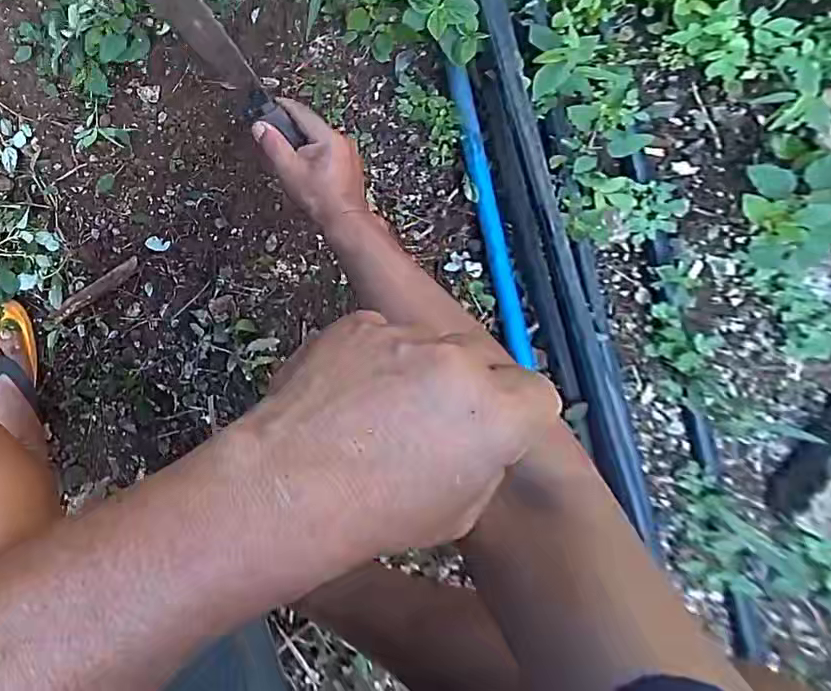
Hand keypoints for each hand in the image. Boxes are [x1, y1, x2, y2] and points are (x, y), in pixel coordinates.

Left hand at [233, 310, 559, 561]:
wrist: (297, 478)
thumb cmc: (375, 506)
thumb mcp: (463, 506)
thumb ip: (484, 455)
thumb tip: (477, 434)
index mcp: (496, 412)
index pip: (534, 390)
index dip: (513, 408)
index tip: (493, 419)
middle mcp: (453, 362)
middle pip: (479, 356)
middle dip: (466, 379)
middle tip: (431, 410)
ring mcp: (399, 335)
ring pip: (424, 339)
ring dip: (413, 362)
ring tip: (378, 403)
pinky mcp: (355, 324)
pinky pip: (377, 330)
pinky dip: (370, 351)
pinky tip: (349, 387)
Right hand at [253, 97, 367, 225]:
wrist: (343, 219)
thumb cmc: (320, 197)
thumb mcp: (288, 169)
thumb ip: (273, 145)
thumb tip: (261, 127)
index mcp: (328, 137)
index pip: (301, 113)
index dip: (284, 106)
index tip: (272, 103)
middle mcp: (341, 141)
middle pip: (310, 127)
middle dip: (291, 130)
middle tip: (273, 135)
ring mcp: (348, 153)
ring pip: (319, 141)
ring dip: (302, 145)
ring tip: (288, 158)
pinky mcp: (350, 166)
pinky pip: (328, 152)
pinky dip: (314, 155)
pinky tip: (306, 169)